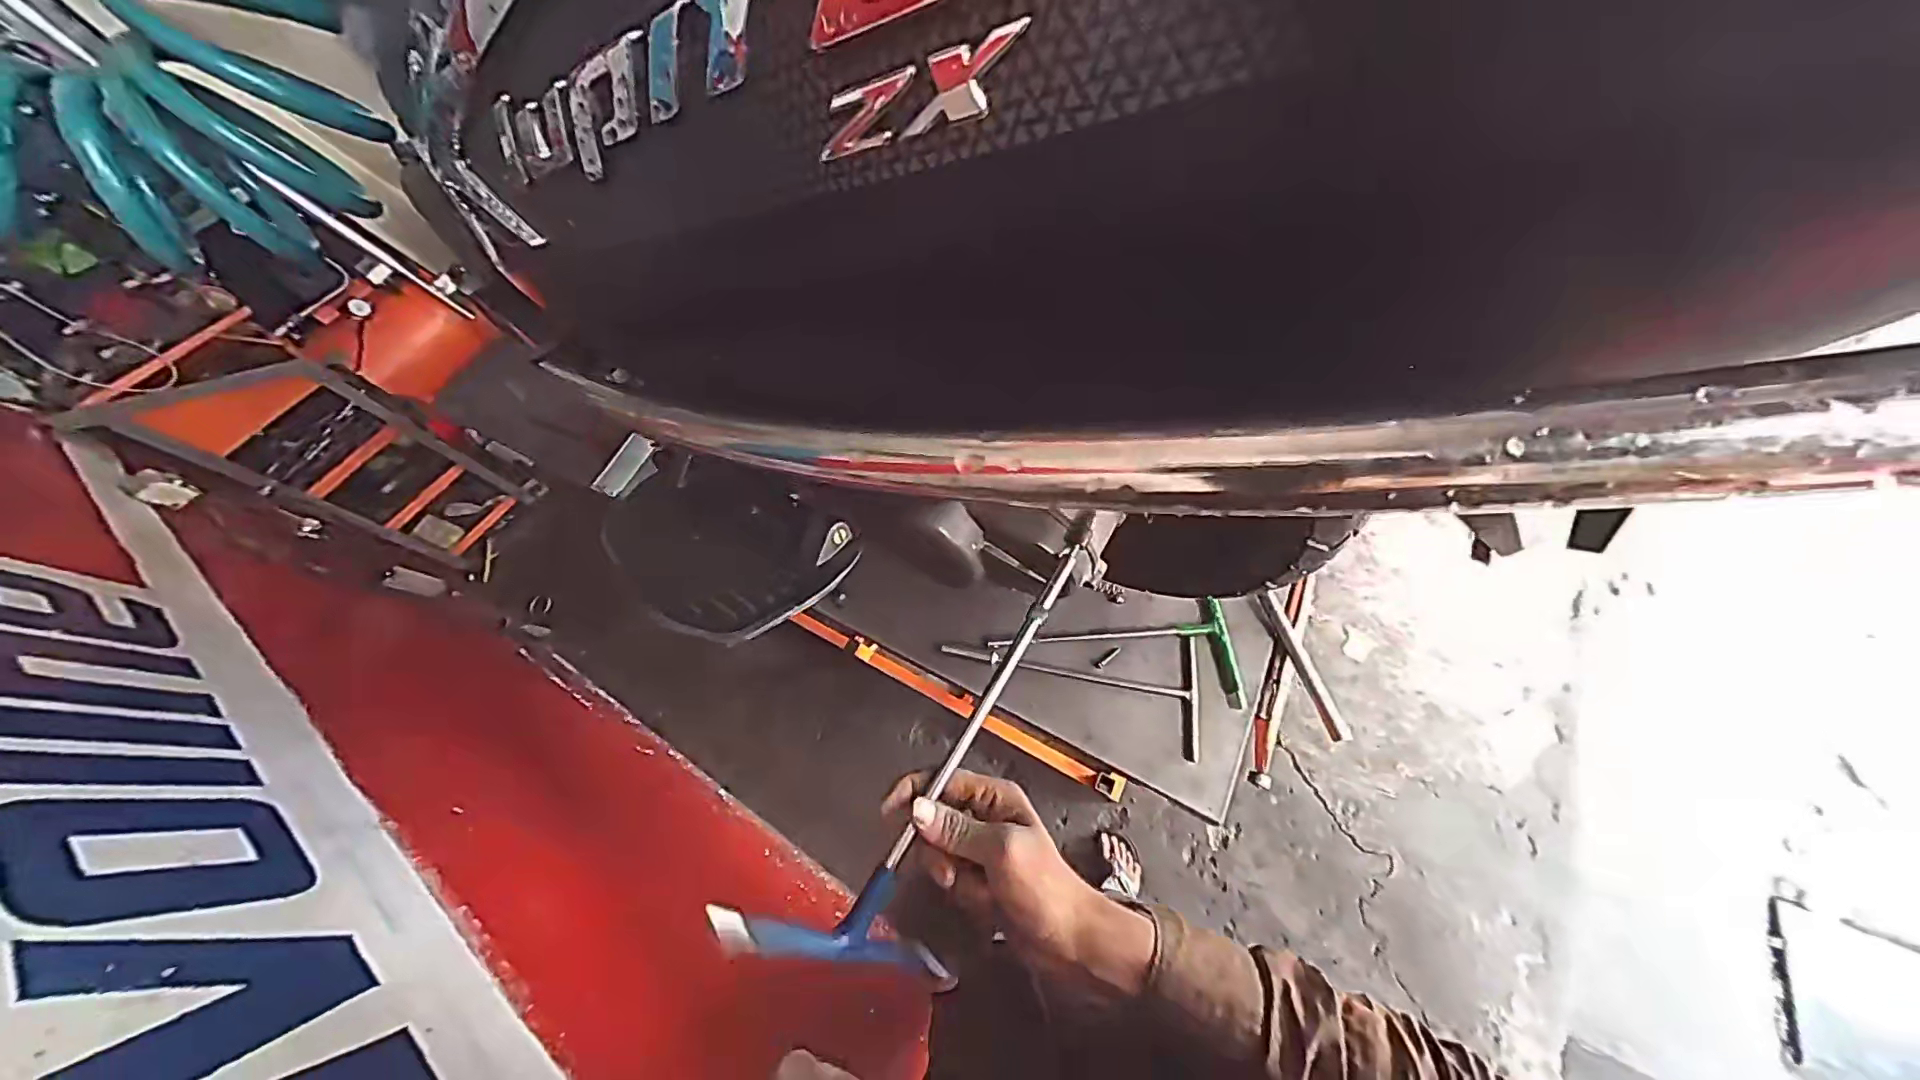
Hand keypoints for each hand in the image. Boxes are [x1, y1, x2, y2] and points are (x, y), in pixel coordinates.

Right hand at [882, 769, 1153, 997]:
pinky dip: (959, 891)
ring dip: (950, 874)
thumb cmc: (1044, 888)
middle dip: (935, 847)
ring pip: (938, 851)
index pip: (944, 780)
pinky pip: (949, 875)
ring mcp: (980, 848)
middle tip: (949, 870)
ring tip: (976, 890)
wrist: (1069, 940)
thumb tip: (917, 808)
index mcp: (995, 797)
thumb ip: (956, 829)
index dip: (915, 792)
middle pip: (934, 818)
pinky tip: (982, 901)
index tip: (890, 812)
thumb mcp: (1000, 851)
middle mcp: (985, 817)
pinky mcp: (978, 877)